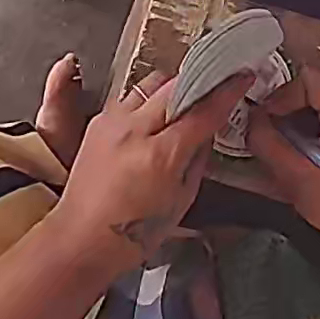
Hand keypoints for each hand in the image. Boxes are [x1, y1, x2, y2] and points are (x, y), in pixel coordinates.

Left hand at [51, 70, 252, 271]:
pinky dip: (147, 102)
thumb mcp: (181, 201)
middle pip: (176, 86)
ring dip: (170, 90)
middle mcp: (135, 130)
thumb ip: (199, 159)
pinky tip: (151, 121)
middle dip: (198, 83)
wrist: (78, 242)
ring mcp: (113, 122)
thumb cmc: (133, 233)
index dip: (227, 91)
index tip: (241, 77)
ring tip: (178, 106)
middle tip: (212, 87)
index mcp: (160, 155)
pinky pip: (130, 97)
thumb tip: (209, 130)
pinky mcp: (98, 121)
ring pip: (151, 84)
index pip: (203, 111)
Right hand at [246, 64, 319, 245]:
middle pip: (309, 84)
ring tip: (276, 135)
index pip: (307, 79)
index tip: (263, 116)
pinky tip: (292, 143)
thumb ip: (267, 141)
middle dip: (282, 103)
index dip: (280, 95)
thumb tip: (249, 117)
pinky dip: (300, 121)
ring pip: (311, 97)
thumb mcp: (295, 174)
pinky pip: (318, 110)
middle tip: (263, 123)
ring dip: (290, 112)